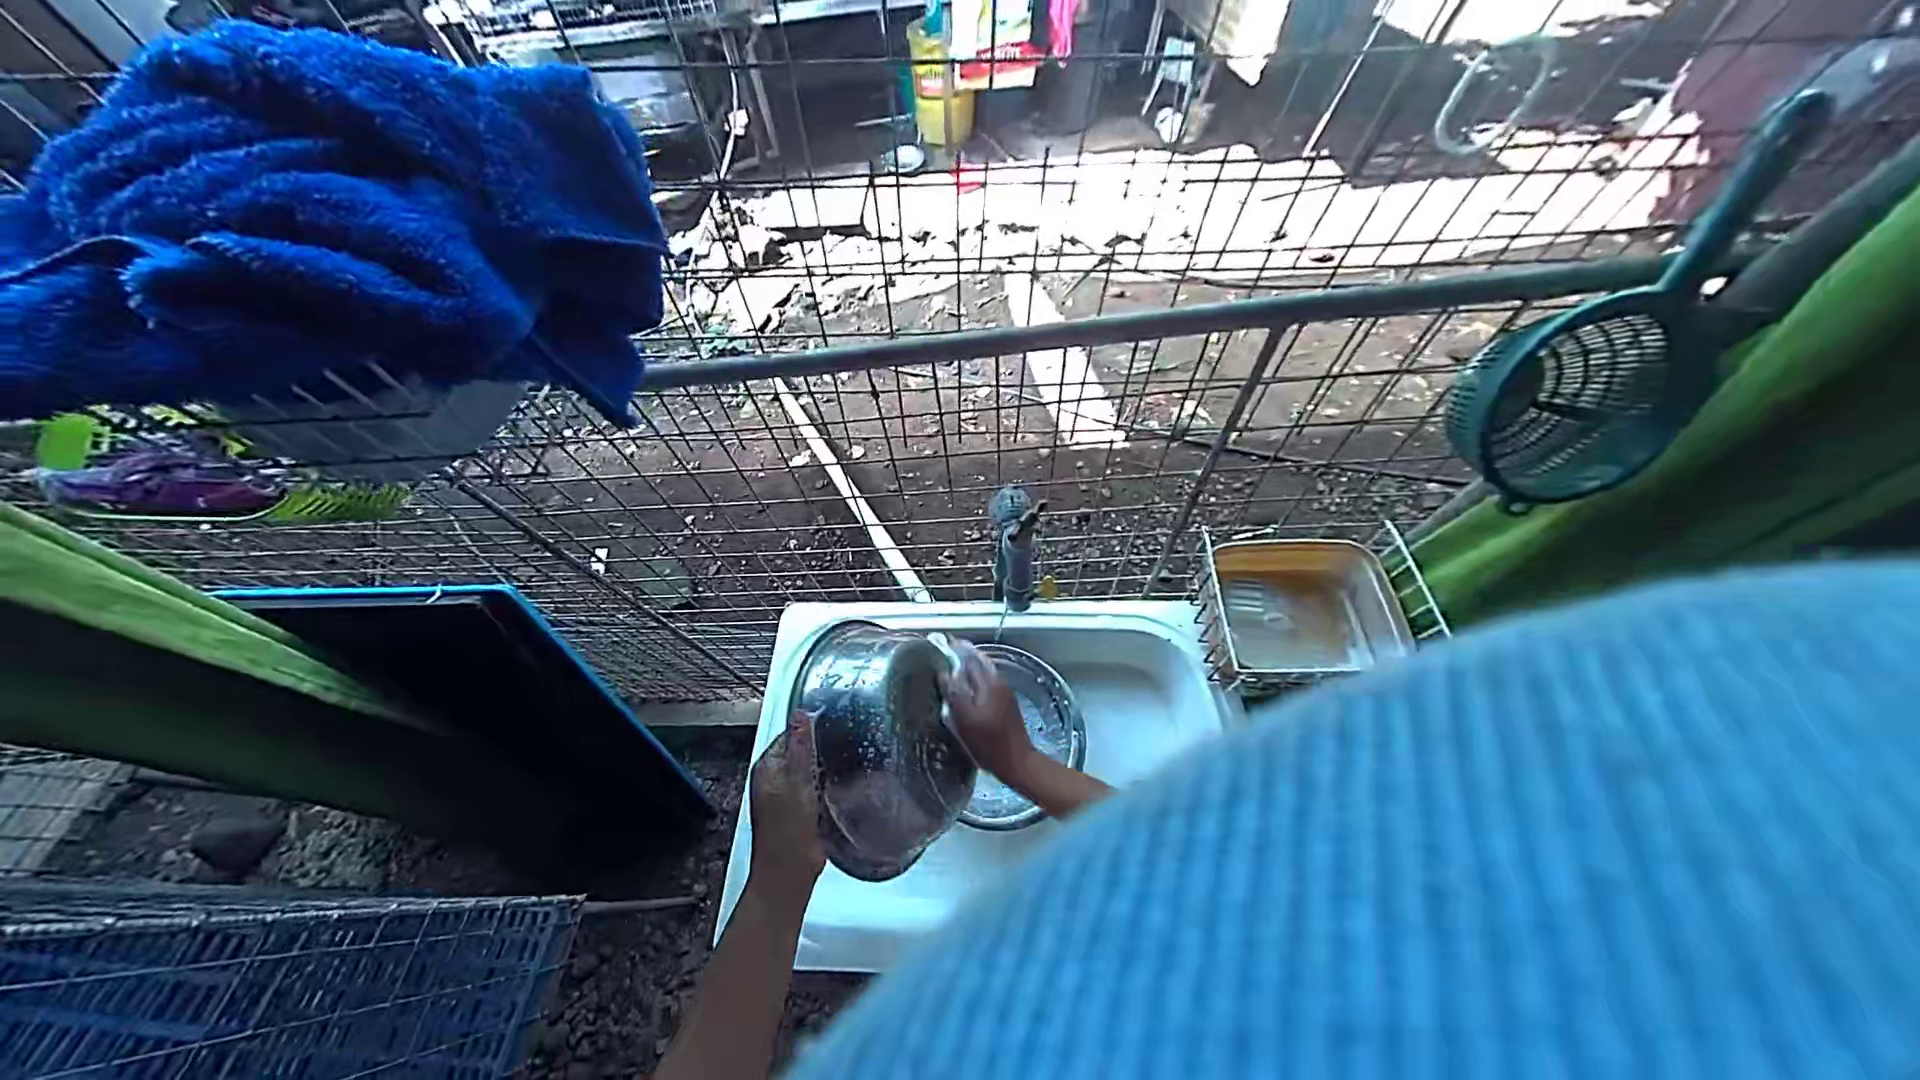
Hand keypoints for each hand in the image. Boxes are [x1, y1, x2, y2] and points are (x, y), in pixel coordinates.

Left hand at [747, 709, 826, 899]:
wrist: (789, 872)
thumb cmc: (788, 830)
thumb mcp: (798, 780)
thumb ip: (800, 746)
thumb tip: (800, 714)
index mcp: (767, 767)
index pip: (789, 734)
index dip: (810, 729)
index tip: (832, 724)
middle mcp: (772, 779)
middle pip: (799, 751)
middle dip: (818, 747)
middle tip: (842, 743)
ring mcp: (783, 795)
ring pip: (807, 769)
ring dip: (822, 766)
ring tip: (842, 762)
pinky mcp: (797, 809)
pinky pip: (813, 786)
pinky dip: (824, 783)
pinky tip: (836, 785)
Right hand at [940, 643, 1035, 781]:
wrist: (1017, 762)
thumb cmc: (989, 743)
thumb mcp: (966, 719)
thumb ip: (954, 693)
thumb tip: (944, 673)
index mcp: (990, 682)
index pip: (970, 657)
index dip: (954, 649)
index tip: (940, 642)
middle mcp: (999, 682)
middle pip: (978, 662)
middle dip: (962, 655)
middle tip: (944, 652)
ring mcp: (1004, 693)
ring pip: (983, 672)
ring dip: (968, 667)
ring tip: (951, 668)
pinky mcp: (1006, 704)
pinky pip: (986, 683)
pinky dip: (974, 680)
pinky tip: (965, 688)